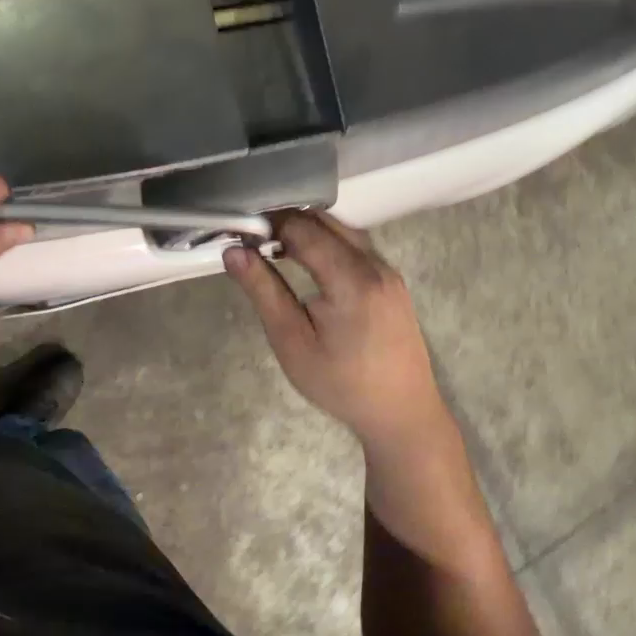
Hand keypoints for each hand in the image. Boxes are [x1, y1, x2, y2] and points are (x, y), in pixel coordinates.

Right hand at [224, 210, 448, 447]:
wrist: (401, 414)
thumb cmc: (341, 384)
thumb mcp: (292, 342)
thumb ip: (263, 291)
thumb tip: (233, 251)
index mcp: (351, 279)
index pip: (302, 228)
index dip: (268, 224)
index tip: (239, 233)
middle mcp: (375, 265)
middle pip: (324, 221)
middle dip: (285, 221)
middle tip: (251, 237)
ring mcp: (388, 271)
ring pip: (341, 229)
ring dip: (306, 229)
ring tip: (272, 246)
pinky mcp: (391, 281)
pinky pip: (354, 244)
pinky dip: (325, 241)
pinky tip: (304, 260)